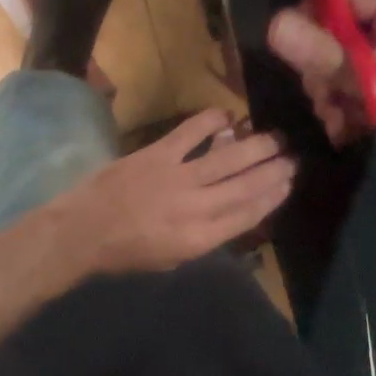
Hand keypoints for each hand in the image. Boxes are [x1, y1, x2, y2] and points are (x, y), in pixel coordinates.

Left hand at [49, 109, 294, 273]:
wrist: (83, 232)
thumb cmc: (125, 253)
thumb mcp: (172, 258)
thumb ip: (203, 237)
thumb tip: (229, 214)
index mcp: (199, 239)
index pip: (246, 215)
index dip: (271, 198)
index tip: (288, 184)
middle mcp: (195, 208)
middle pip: (245, 186)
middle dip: (273, 171)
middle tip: (292, 158)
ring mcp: (177, 178)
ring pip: (227, 158)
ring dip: (256, 146)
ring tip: (275, 138)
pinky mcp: (157, 155)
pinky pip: (191, 133)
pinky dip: (212, 121)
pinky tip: (228, 117)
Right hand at [269, 0, 375, 199]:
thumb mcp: (371, 75)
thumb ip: (322, 53)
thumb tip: (273, 24)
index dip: (317, 13)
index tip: (291, 41)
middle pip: (340, 40)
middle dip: (322, 71)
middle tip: (320, 94)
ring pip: (343, 75)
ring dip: (331, 99)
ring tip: (335, 120)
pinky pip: (356, 100)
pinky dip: (345, 115)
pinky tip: (344, 134)